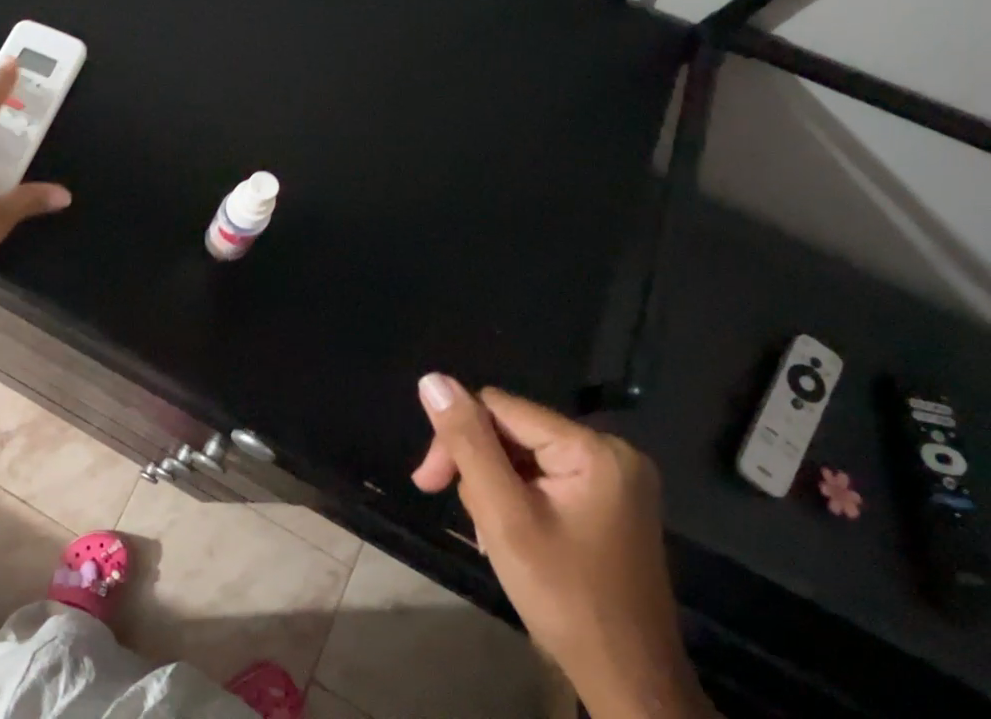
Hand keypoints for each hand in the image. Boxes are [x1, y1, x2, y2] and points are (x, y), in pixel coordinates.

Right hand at [411, 375, 714, 718]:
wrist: (627, 675)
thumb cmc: (562, 594)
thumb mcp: (503, 514)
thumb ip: (467, 443)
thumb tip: (432, 380)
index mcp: (594, 449)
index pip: (498, 408)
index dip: (456, 439)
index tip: (428, 483)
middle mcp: (612, 453)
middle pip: (512, 432)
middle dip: (477, 470)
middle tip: (466, 518)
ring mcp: (616, 481)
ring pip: (523, 458)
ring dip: (494, 490)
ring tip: (494, 537)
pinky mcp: (610, 505)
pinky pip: (545, 481)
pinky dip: (518, 502)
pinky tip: (513, 537)